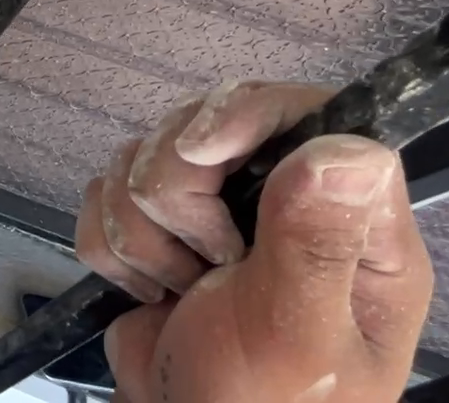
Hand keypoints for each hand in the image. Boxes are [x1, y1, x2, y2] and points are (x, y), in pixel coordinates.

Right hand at [76, 82, 432, 402]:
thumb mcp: (298, 335)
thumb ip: (313, 242)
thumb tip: (345, 149)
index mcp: (348, 223)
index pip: (304, 114)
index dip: (241, 114)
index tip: (197, 155)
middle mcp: (279, 201)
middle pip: (195, 127)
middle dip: (174, 196)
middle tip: (206, 260)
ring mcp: (210, 209)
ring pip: (136, 159)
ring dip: (140, 231)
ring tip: (178, 288)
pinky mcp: (150, 222)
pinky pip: (99, 190)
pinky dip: (110, 244)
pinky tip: (146, 287)